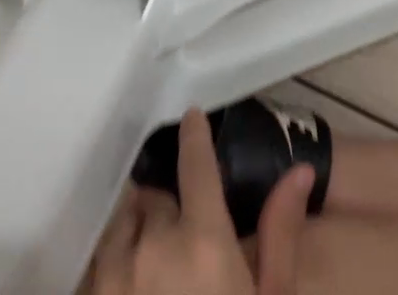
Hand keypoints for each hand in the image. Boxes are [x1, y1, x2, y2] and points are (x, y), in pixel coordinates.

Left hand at [88, 109, 315, 294]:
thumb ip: (280, 233)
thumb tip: (299, 171)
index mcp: (203, 242)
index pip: (195, 166)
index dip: (194, 137)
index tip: (191, 118)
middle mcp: (152, 247)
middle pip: (154, 196)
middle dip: (168, 205)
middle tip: (185, 231)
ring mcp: (112, 276)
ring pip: (121, 223)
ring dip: (137, 228)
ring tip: (155, 256)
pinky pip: (98, 259)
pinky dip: (114, 258)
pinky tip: (133, 280)